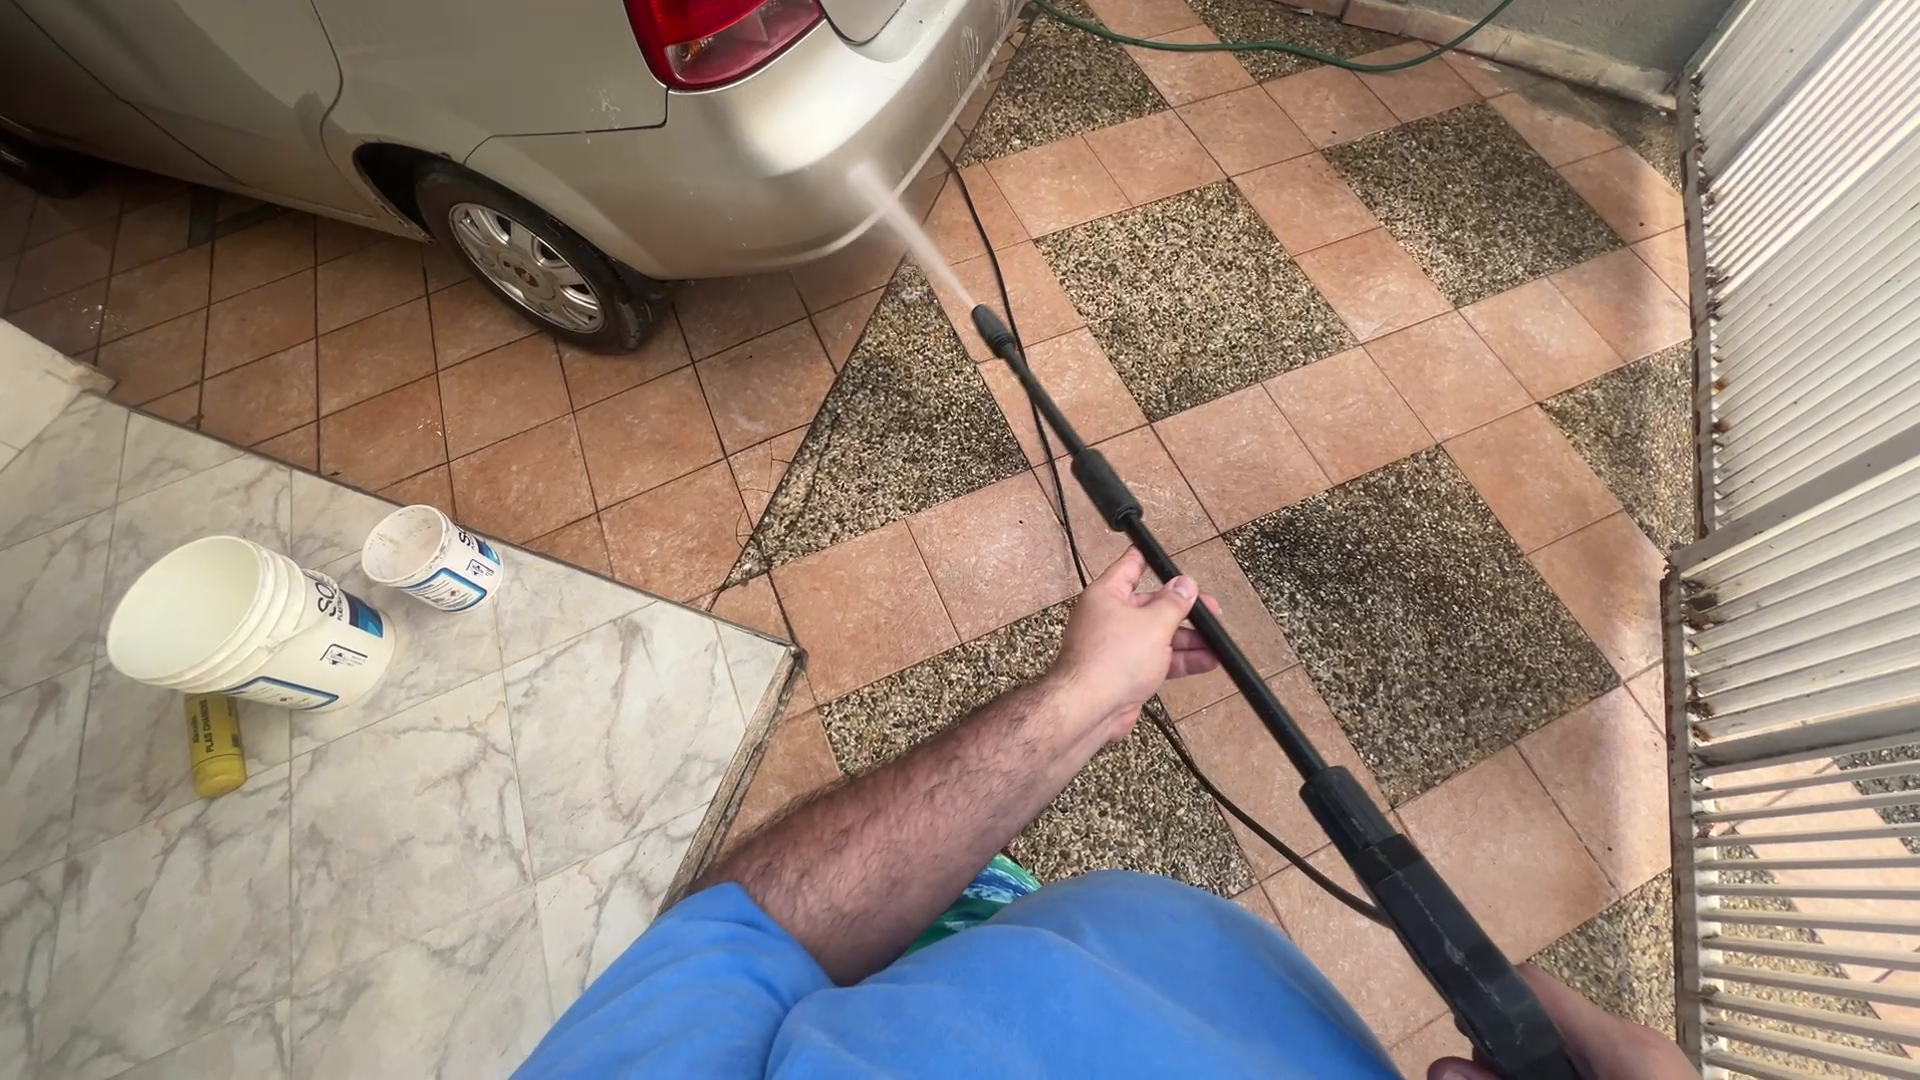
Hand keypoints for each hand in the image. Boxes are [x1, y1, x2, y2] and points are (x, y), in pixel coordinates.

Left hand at [1047, 548, 1219, 741]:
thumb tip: (1185, 584)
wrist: (1090, 708)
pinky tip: (1206, 661)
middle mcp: (1109, 617)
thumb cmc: (1109, 661)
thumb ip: (1173, 604)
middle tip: (1210, 611)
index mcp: (1107, 595)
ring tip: (1217, 642)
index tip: (1161, 554)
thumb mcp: (1153, 624)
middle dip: (1183, 609)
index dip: (1147, 558)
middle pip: (1151, 605)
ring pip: (1158, 635)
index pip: (1129, 567)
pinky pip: (1157, 659)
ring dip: (1188, 638)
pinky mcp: (1125, 671)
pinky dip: (1180, 660)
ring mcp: (1117, 645)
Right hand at [1427, 965, 1693, 1079]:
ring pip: (1571, 1048)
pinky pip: (1599, 1067)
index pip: (1531, 983)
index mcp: (1622, 1044)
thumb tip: (1438, 1068)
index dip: (1487, 1000)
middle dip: (1511, 1052)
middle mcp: (1640, 1041)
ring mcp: (1658, 1063)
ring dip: (1539, 1069)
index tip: (1466, 1038)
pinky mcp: (1661, 1078)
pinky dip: (1570, 1077)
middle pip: (1545, 1020)